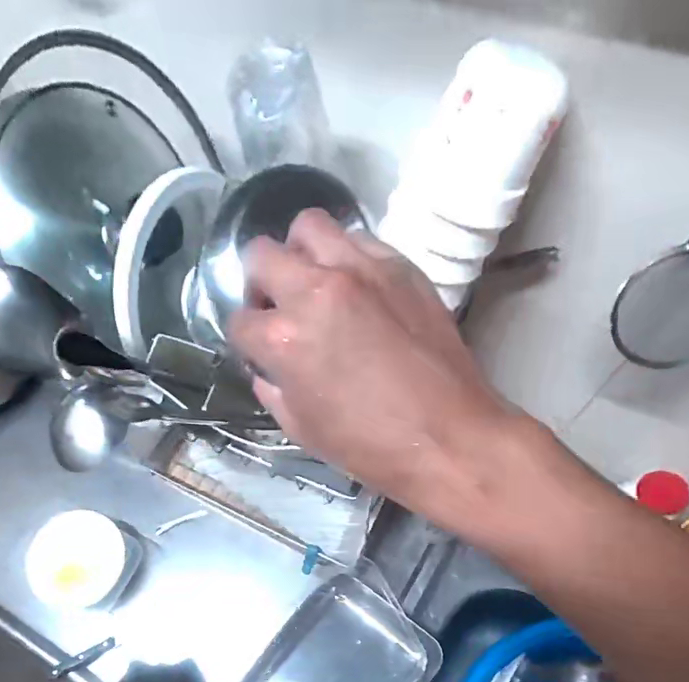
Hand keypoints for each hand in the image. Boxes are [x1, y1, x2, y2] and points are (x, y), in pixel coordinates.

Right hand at [228, 210, 526, 521]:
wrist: (449, 437)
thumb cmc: (372, 447)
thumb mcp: (302, 431)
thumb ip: (273, 390)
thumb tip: (268, 370)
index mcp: (285, 338)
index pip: (239, 320)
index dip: (246, 340)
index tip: (262, 352)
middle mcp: (316, 290)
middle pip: (260, 255)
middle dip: (260, 284)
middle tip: (280, 309)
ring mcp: (361, 270)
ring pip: (309, 226)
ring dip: (300, 253)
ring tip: (316, 284)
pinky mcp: (400, 266)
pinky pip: (359, 238)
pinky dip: (347, 257)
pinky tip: (358, 288)